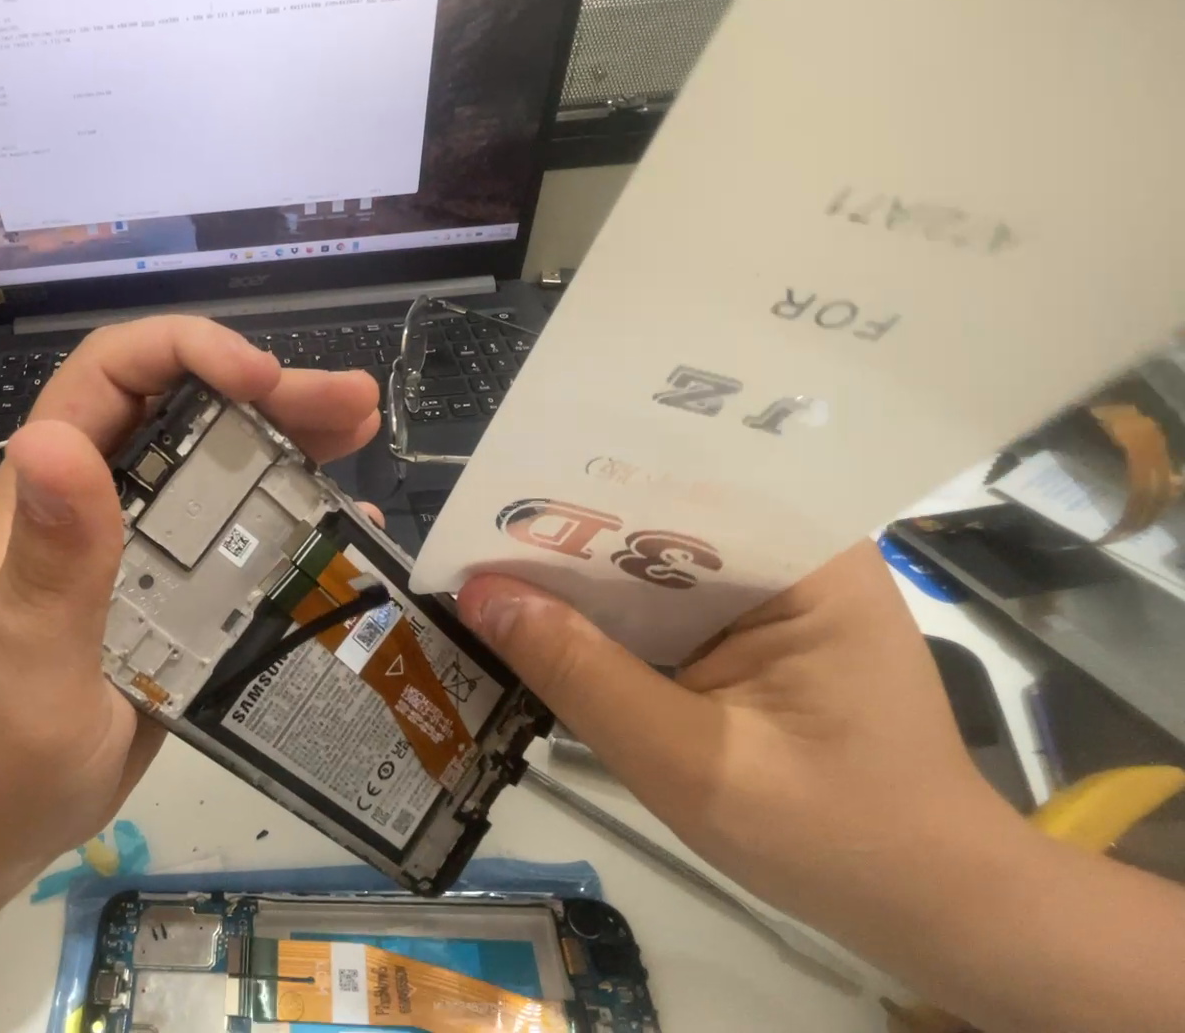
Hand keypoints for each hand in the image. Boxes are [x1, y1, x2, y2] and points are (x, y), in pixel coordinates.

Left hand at [0, 316, 379, 883]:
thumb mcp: (28, 662)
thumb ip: (50, 562)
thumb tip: (53, 438)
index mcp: (51, 493)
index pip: (111, 376)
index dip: (187, 351)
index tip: (263, 378)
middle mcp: (101, 504)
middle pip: (186, 412)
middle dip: (270, 395)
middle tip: (354, 403)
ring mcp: (144, 551)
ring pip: (222, 467)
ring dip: (292, 441)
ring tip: (361, 433)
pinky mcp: (177, 597)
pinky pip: (241, 537)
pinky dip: (294, 518)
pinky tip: (346, 524)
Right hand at [456, 543, 1015, 936]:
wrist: (931, 910)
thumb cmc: (835, 837)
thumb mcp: (690, 760)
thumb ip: (583, 674)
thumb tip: (479, 595)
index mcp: (806, 559)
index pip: (676, 490)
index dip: (580, 490)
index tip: (495, 500)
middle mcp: (790, 556)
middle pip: (655, 521)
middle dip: (564, 532)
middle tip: (469, 539)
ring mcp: (769, 595)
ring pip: (647, 563)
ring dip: (574, 576)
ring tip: (484, 570)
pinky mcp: (748, 633)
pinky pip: (655, 605)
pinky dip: (600, 616)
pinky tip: (540, 621)